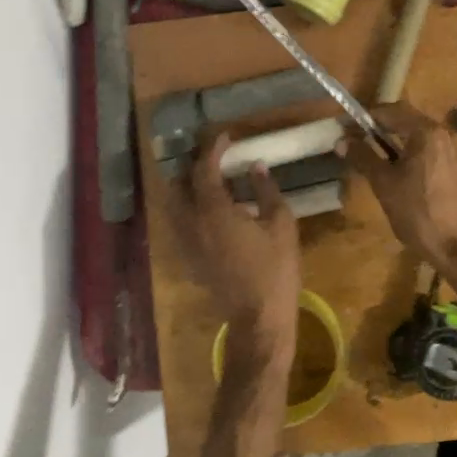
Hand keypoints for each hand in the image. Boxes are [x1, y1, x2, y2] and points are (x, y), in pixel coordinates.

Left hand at [172, 134, 301, 342]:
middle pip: (179, 184)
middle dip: (192, 165)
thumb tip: (256, 167)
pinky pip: (180, 223)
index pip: (204, 170)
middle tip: (213, 156)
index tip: (226, 137)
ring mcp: (187, 244)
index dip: (213, 149)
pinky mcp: (190, 259)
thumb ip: (266, 190)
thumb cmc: (275, 270)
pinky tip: (211, 208)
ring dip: (187, 186)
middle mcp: (191, 224)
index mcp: (213, 212)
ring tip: (210, 178)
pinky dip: (189, 207)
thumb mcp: (281, 224)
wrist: (259, 319)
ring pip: (175, 204)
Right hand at [347, 104, 456, 268]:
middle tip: (353, 140)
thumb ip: (363, 157)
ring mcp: (449, 151)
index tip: (344, 128)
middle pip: (403, 120)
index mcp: (426, 132)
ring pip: (413, 136)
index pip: (390, 111)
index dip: (364, 118)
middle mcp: (440, 134)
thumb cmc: (419, 212)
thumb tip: (341, 140)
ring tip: (367, 156)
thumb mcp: (385, 184)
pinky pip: (423, 150)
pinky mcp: (451, 168)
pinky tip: (390, 171)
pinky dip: (404, 153)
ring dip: (390, 141)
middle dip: (377, 128)